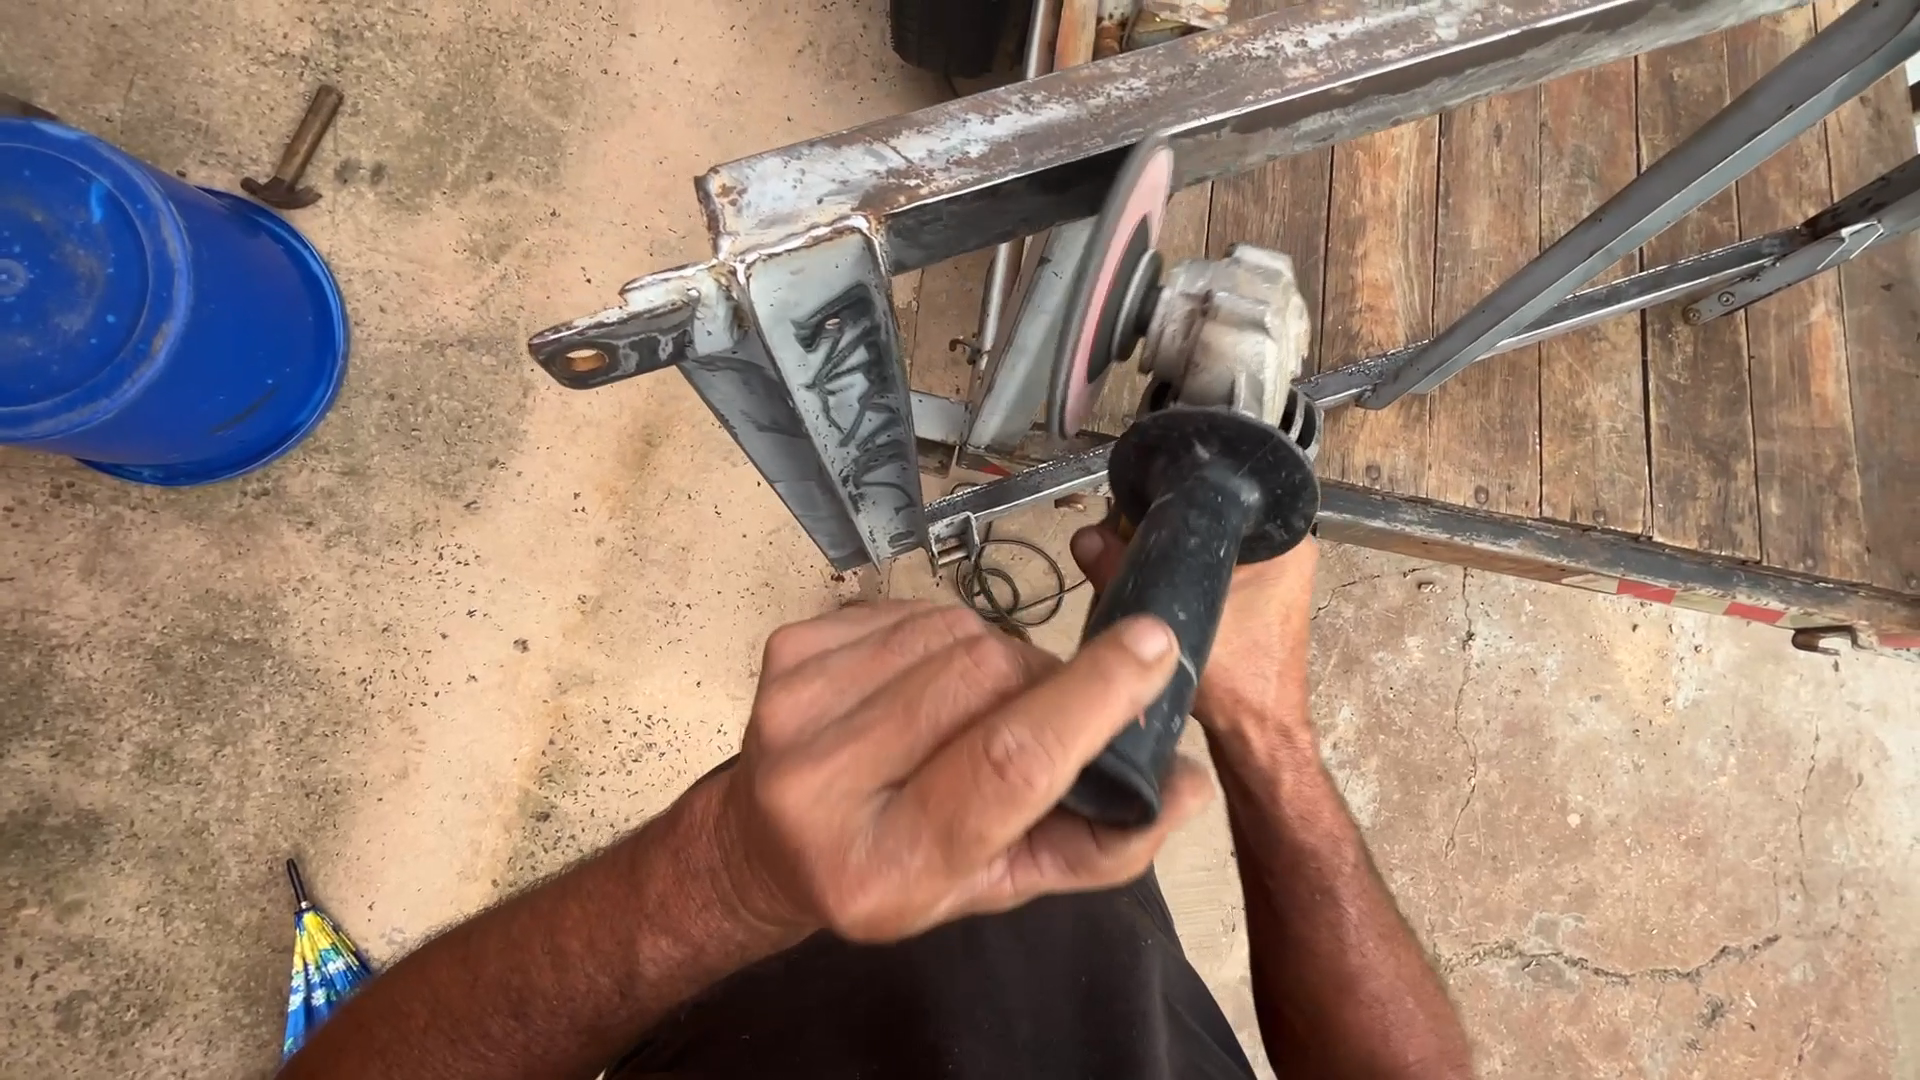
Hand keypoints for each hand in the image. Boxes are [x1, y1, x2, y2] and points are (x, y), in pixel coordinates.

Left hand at [711, 600, 1213, 944]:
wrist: (766, 842)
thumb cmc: (892, 871)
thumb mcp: (995, 886)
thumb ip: (1096, 845)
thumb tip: (1186, 780)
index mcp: (888, 863)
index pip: (1007, 761)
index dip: (1090, 697)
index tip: (1155, 645)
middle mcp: (823, 780)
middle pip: (983, 674)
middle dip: (1042, 674)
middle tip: (1047, 700)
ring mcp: (794, 703)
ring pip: (951, 629)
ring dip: (992, 653)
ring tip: (976, 698)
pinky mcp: (787, 648)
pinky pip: (909, 610)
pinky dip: (941, 635)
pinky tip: (924, 678)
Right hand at [1071, 520, 1317, 741]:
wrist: (1257, 739)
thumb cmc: (1236, 680)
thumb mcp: (1170, 618)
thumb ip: (1122, 573)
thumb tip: (1084, 536)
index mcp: (1284, 541)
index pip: (1218, 494)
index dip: (1169, 500)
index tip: (1129, 514)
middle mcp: (1285, 552)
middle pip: (1208, 521)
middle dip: (1163, 533)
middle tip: (1122, 545)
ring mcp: (1273, 580)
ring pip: (1207, 550)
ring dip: (1171, 559)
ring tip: (1134, 566)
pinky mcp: (1256, 604)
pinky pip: (1211, 575)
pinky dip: (1184, 580)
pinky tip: (1157, 591)